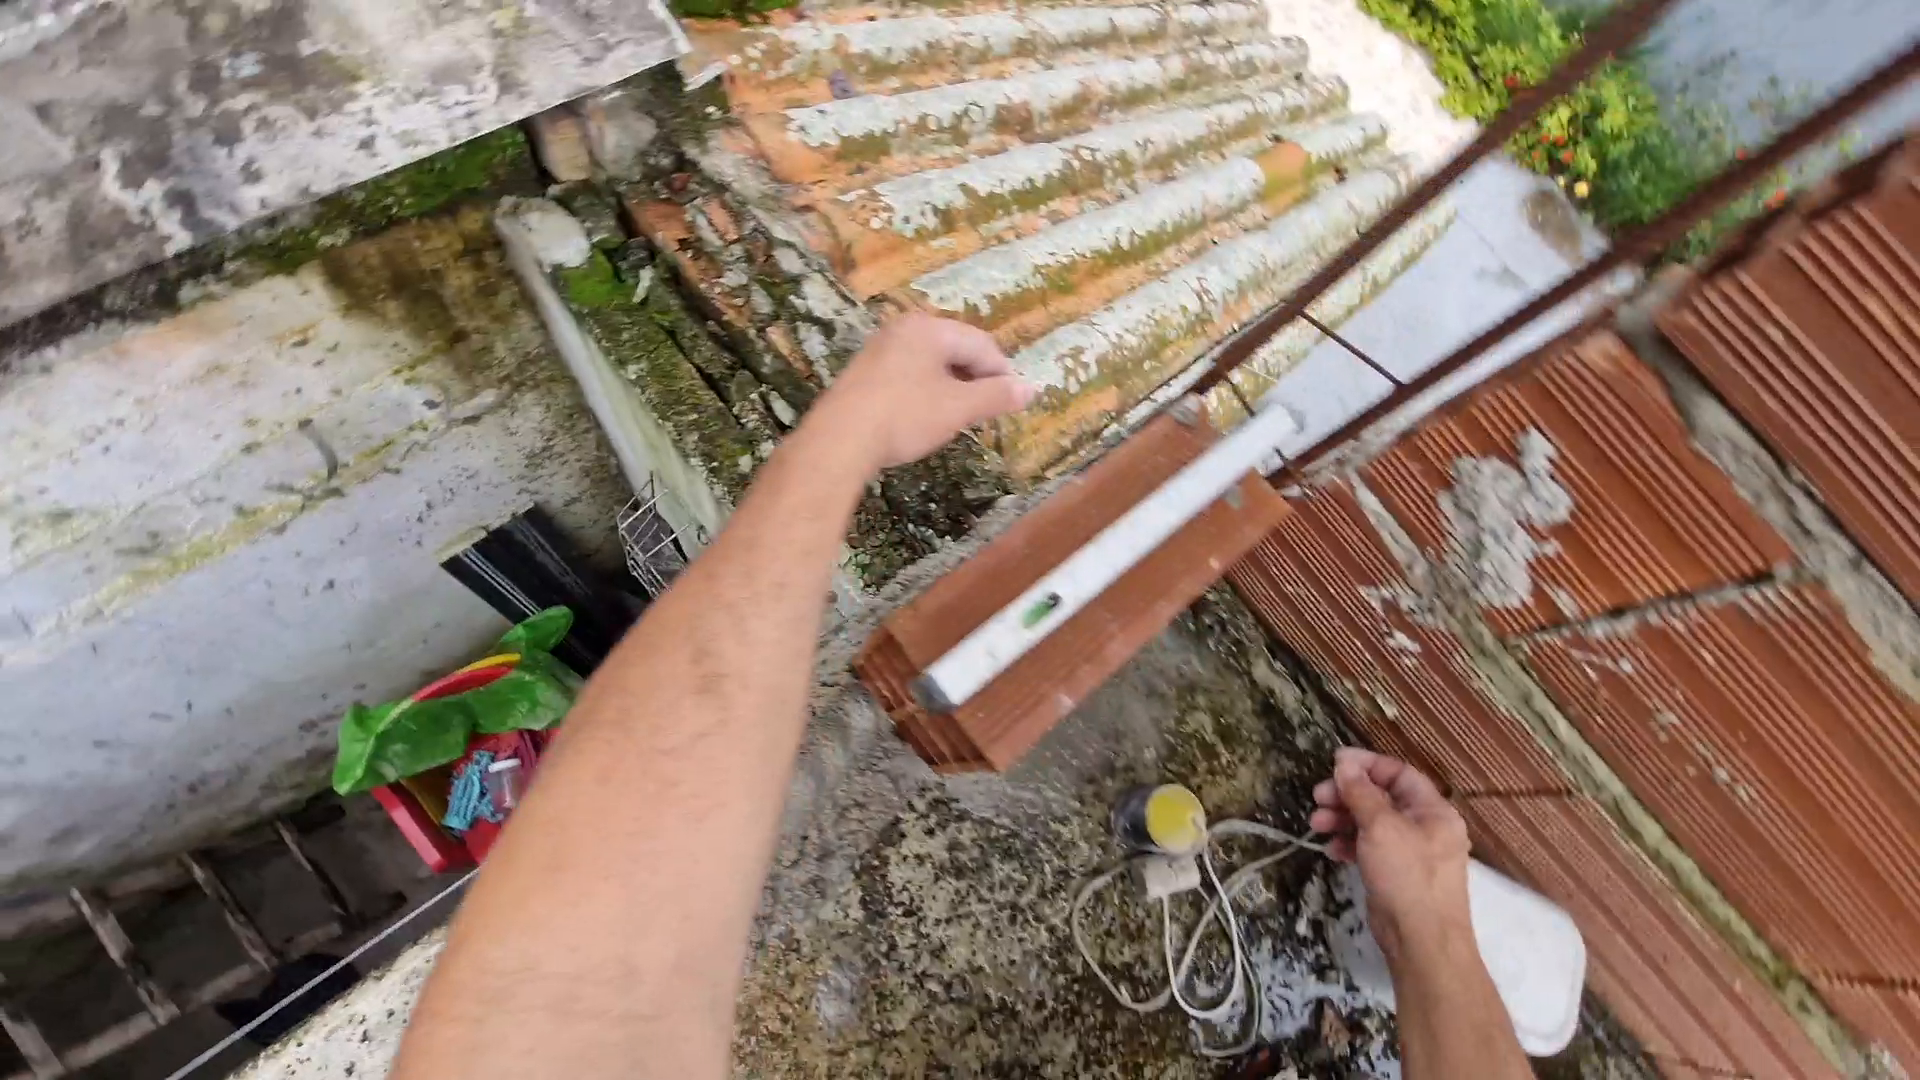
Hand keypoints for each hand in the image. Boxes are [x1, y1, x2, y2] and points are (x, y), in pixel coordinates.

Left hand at [802, 314, 1034, 473]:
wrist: (839, 439)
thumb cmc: (905, 417)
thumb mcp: (958, 408)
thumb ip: (996, 396)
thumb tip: (1032, 389)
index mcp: (929, 328)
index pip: (981, 344)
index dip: (1002, 373)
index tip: (1014, 401)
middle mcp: (903, 329)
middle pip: (955, 349)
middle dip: (976, 378)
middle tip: (989, 409)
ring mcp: (880, 349)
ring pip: (930, 363)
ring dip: (952, 386)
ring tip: (961, 415)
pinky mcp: (864, 373)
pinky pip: (908, 374)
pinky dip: (926, 391)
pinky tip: (926, 416)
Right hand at [1310, 747, 1471, 961]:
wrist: (1421, 941)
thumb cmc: (1406, 876)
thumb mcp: (1380, 827)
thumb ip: (1360, 792)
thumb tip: (1344, 763)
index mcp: (1432, 811)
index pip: (1398, 773)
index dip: (1366, 764)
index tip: (1333, 761)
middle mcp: (1424, 827)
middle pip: (1380, 796)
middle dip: (1346, 794)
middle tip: (1318, 796)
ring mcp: (1409, 851)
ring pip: (1370, 821)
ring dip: (1341, 818)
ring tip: (1317, 824)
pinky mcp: (1394, 872)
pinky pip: (1368, 846)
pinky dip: (1348, 842)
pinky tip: (1332, 849)